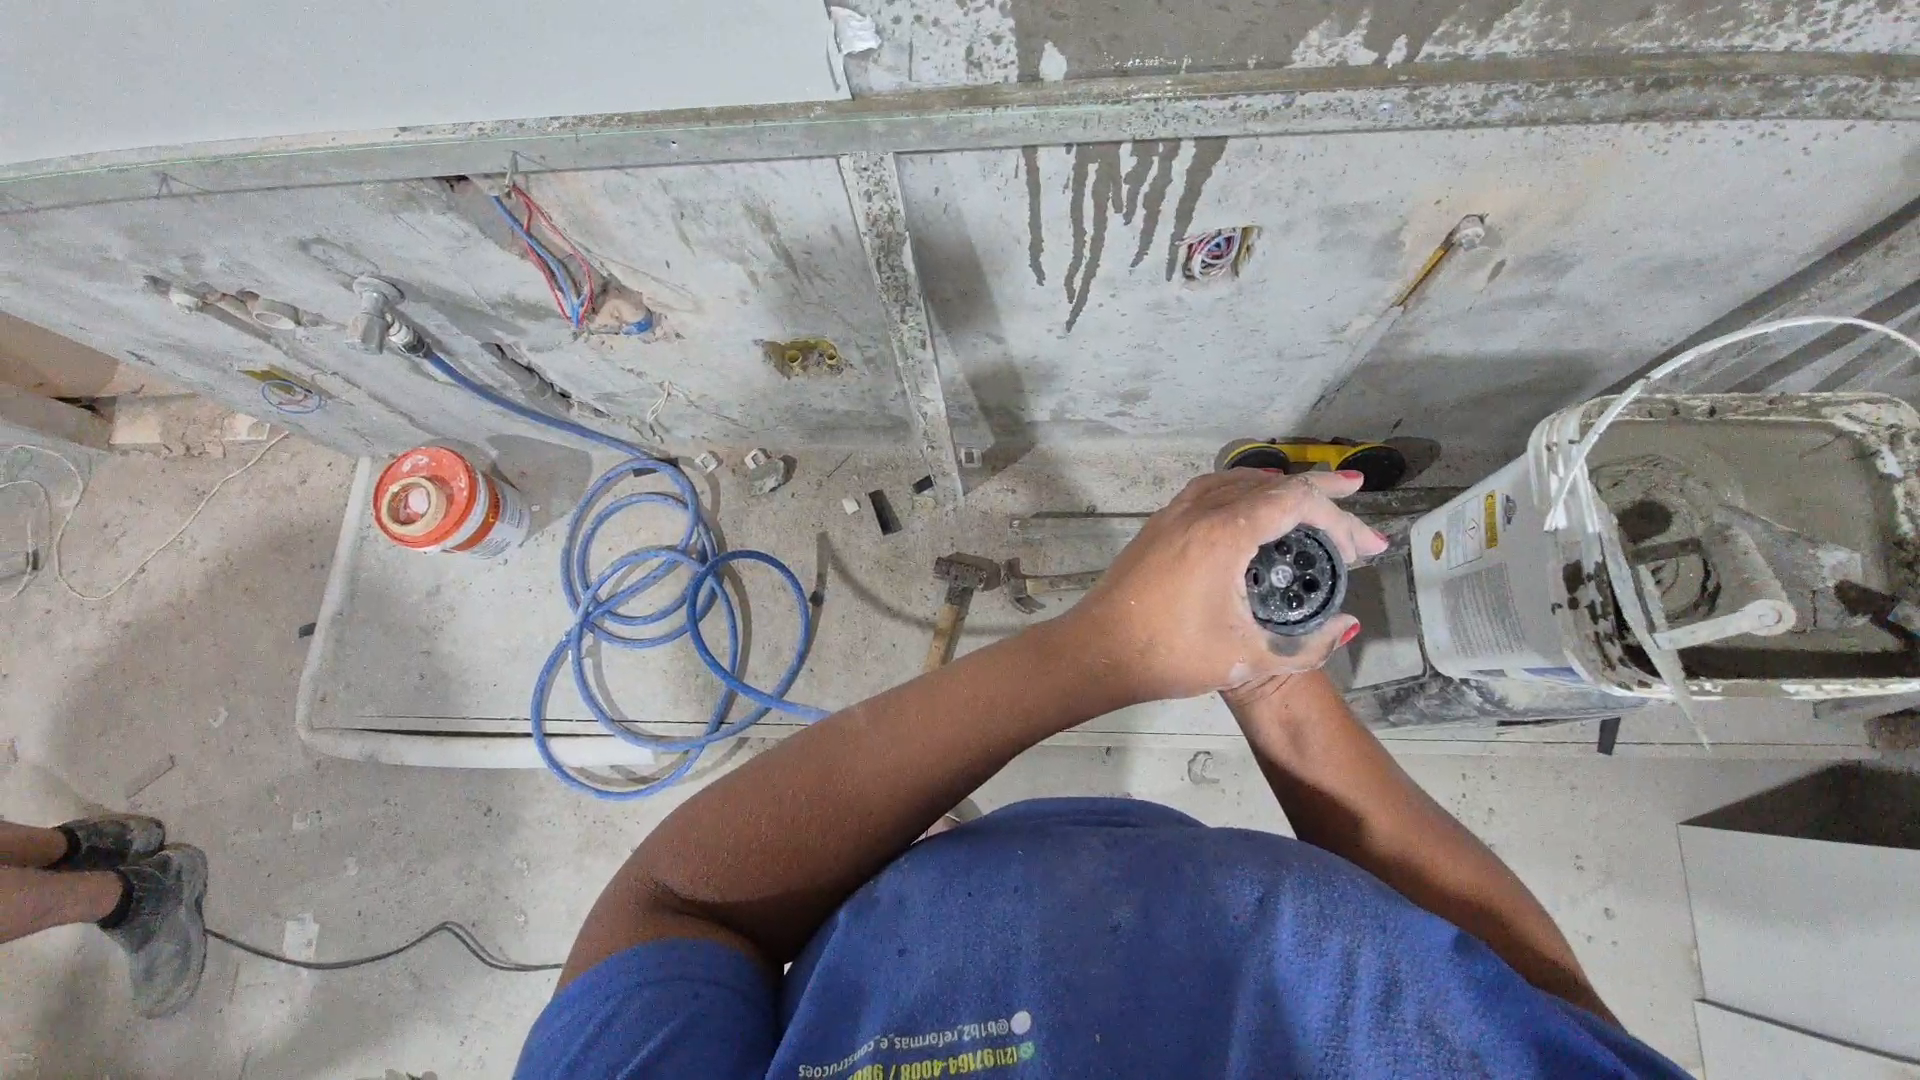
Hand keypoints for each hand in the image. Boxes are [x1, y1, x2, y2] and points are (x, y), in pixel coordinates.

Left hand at [1055, 469, 1388, 703]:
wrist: (1095, 651)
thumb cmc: (1167, 655)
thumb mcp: (1245, 658)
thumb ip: (1305, 646)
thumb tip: (1346, 627)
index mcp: (1222, 533)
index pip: (1295, 502)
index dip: (1340, 517)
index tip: (1366, 546)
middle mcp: (1198, 512)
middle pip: (1269, 486)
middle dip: (1317, 494)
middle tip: (1354, 502)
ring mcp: (1172, 515)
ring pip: (1235, 481)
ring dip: (1276, 488)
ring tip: (1309, 502)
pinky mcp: (1157, 527)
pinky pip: (1209, 491)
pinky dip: (1241, 491)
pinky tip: (1250, 512)